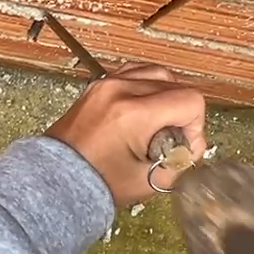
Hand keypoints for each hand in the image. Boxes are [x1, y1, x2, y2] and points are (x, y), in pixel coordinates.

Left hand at [44, 64, 204, 206]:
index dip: (195, 126)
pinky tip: (144, 109)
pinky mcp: (99, 84)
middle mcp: (119, 90)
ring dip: (166, 96)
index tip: (183, 145)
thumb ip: (180, 159)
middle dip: (181, 114)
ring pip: (157, 73)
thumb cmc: (97, 181)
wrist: (58, 176)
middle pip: (176, 85)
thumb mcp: (149, 180)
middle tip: (169, 140)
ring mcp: (106, 83)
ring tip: (157, 124)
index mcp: (133, 113)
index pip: (190, 100)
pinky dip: (146, 86)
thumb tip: (191, 143)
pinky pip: (134, 72)